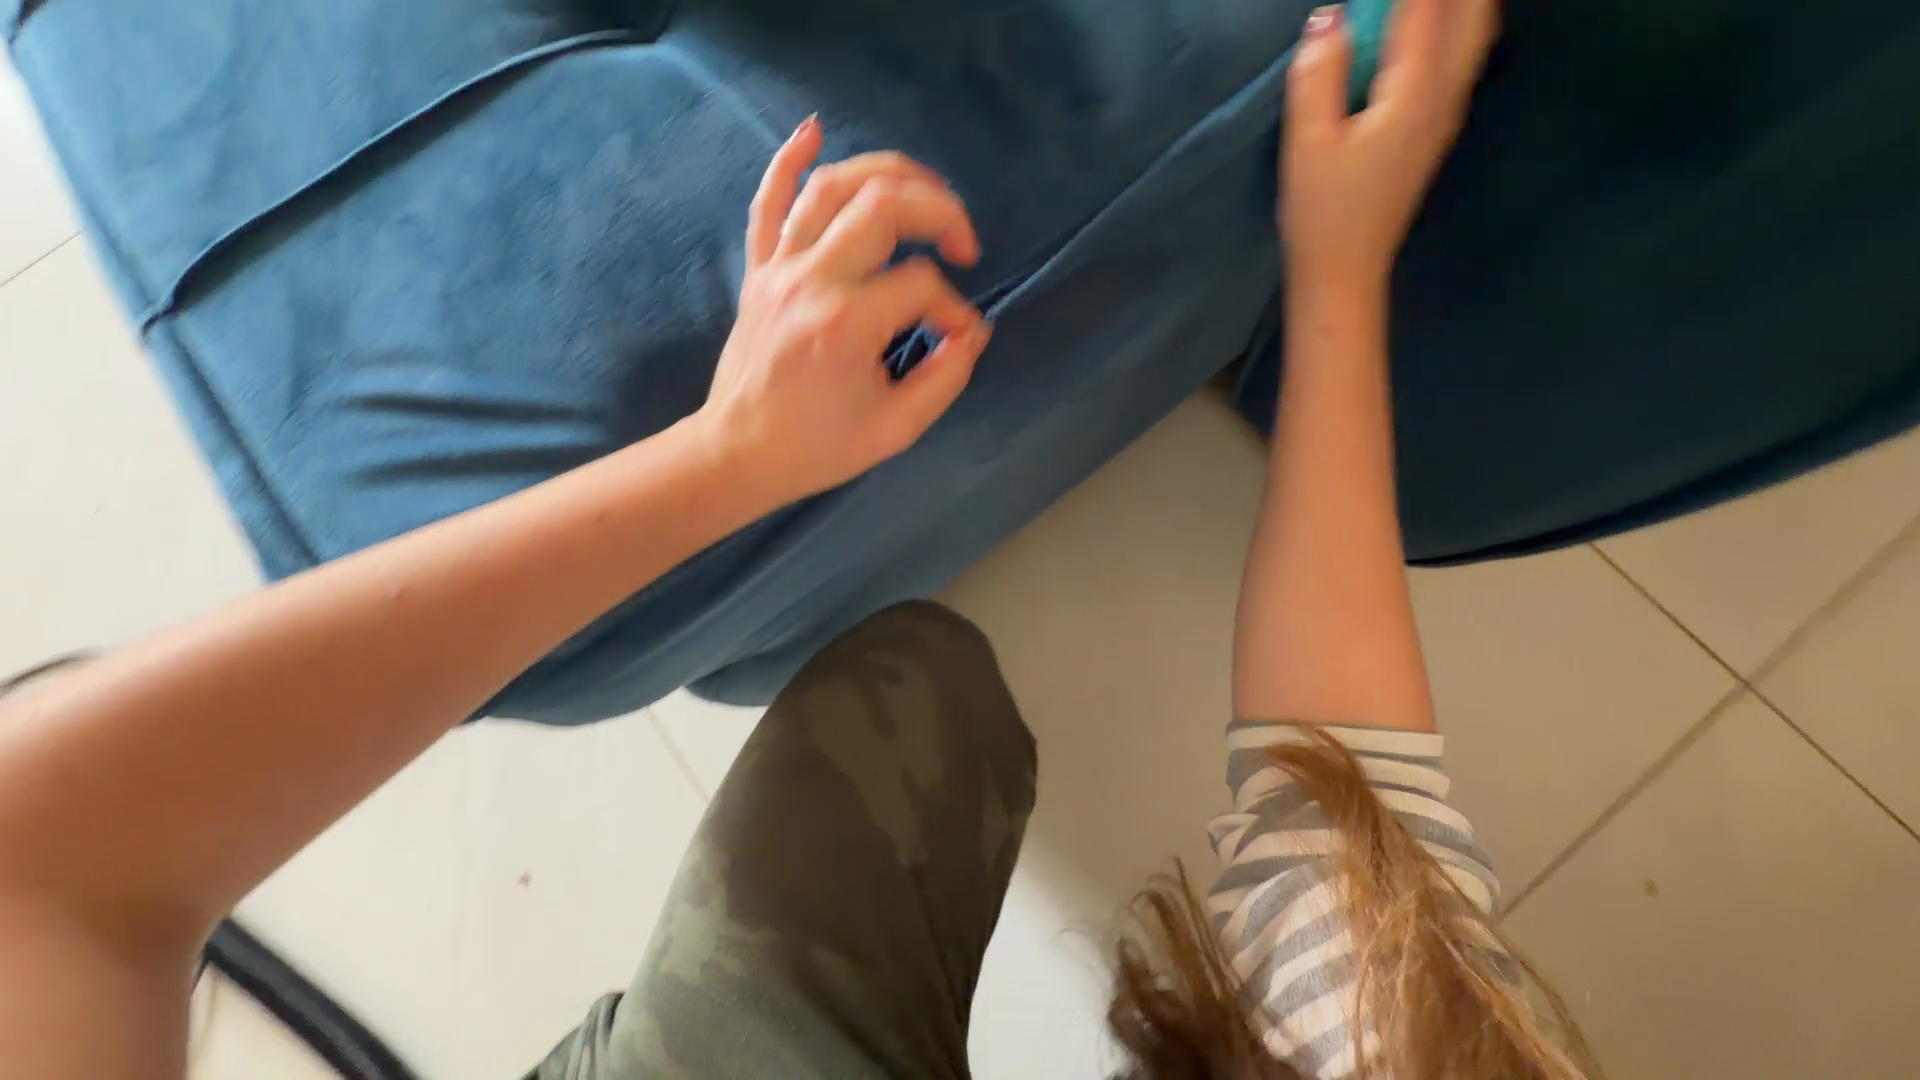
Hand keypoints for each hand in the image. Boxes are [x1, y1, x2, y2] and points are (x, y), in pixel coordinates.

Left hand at [695, 118, 992, 504]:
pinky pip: (768, 201)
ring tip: (925, 190)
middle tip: (963, 244)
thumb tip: (971, 331)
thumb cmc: (818, 447)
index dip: (955, 308)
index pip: (923, 285)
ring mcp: (779, 268)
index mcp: (847, 323)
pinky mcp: (758, 270)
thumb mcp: (897, 429)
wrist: (739, 453)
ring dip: (888, 174)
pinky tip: (815, 130)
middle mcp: (812, 279)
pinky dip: (789, 160)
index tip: (960, 337)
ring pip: (833, 186)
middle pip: (883, 205)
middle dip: (939, 211)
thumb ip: (946, 377)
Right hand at [1281, 0, 1498, 294]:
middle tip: (1394, 1)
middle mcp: (1444, 94)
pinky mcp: (1435, 129)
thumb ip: (1319, 76)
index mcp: (1414, 92)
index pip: (1423, 4)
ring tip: (1418, 7)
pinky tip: (1426, 26)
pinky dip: (1452, 23)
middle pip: (1469, 10)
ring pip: (1474, 30)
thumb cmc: (1322, 212)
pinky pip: (1461, 54)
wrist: (1344, 271)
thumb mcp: (1307, 145)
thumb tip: (1330, 17)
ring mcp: (1446, 113)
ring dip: (1453, 6)